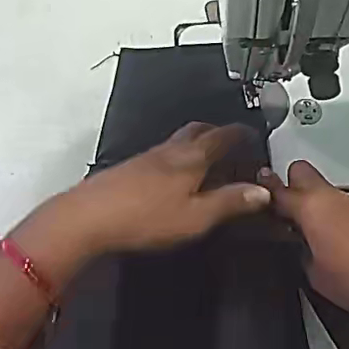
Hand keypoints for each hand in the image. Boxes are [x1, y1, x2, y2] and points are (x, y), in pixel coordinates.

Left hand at [10, 124, 271, 277]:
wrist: (89, 216)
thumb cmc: (142, 217)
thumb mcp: (195, 217)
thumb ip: (229, 203)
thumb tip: (260, 191)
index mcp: (190, 159)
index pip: (222, 137)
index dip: (239, 134)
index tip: (250, 134)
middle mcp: (168, 151)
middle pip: (197, 130)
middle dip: (216, 131)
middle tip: (229, 139)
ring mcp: (146, 158)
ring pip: (177, 141)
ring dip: (195, 142)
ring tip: (206, 156)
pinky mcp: (129, 169)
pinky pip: (160, 154)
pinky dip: (176, 156)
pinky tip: (172, 175)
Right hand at [260, 161, 348, 325]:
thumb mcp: (313, 275)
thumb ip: (298, 252)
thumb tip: (298, 248)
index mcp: (310, 206)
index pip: (274, 188)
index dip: (261, 192)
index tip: (253, 195)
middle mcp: (332, 197)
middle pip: (300, 171)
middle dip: (288, 184)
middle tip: (282, 208)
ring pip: (322, 189)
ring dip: (312, 203)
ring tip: (308, 235)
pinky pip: (341, 205)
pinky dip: (332, 216)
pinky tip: (333, 245)